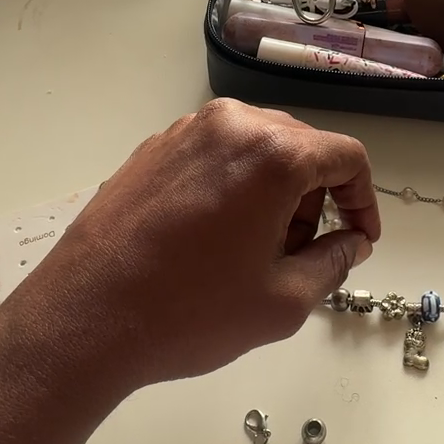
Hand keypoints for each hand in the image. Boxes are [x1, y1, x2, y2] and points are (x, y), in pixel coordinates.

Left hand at [3, 99, 378, 396]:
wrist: (80, 320)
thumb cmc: (190, 313)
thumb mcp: (282, 301)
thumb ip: (333, 262)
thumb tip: (351, 242)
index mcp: (272, 153)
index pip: (345, 156)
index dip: (363, 199)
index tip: (358, 239)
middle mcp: (233, 124)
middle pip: (302, 147)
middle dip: (316, 198)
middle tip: (301, 252)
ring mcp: (186, 130)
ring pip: (258, 147)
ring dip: (275, 190)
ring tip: (253, 247)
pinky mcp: (153, 146)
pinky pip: (216, 153)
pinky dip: (235, 184)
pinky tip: (212, 235)